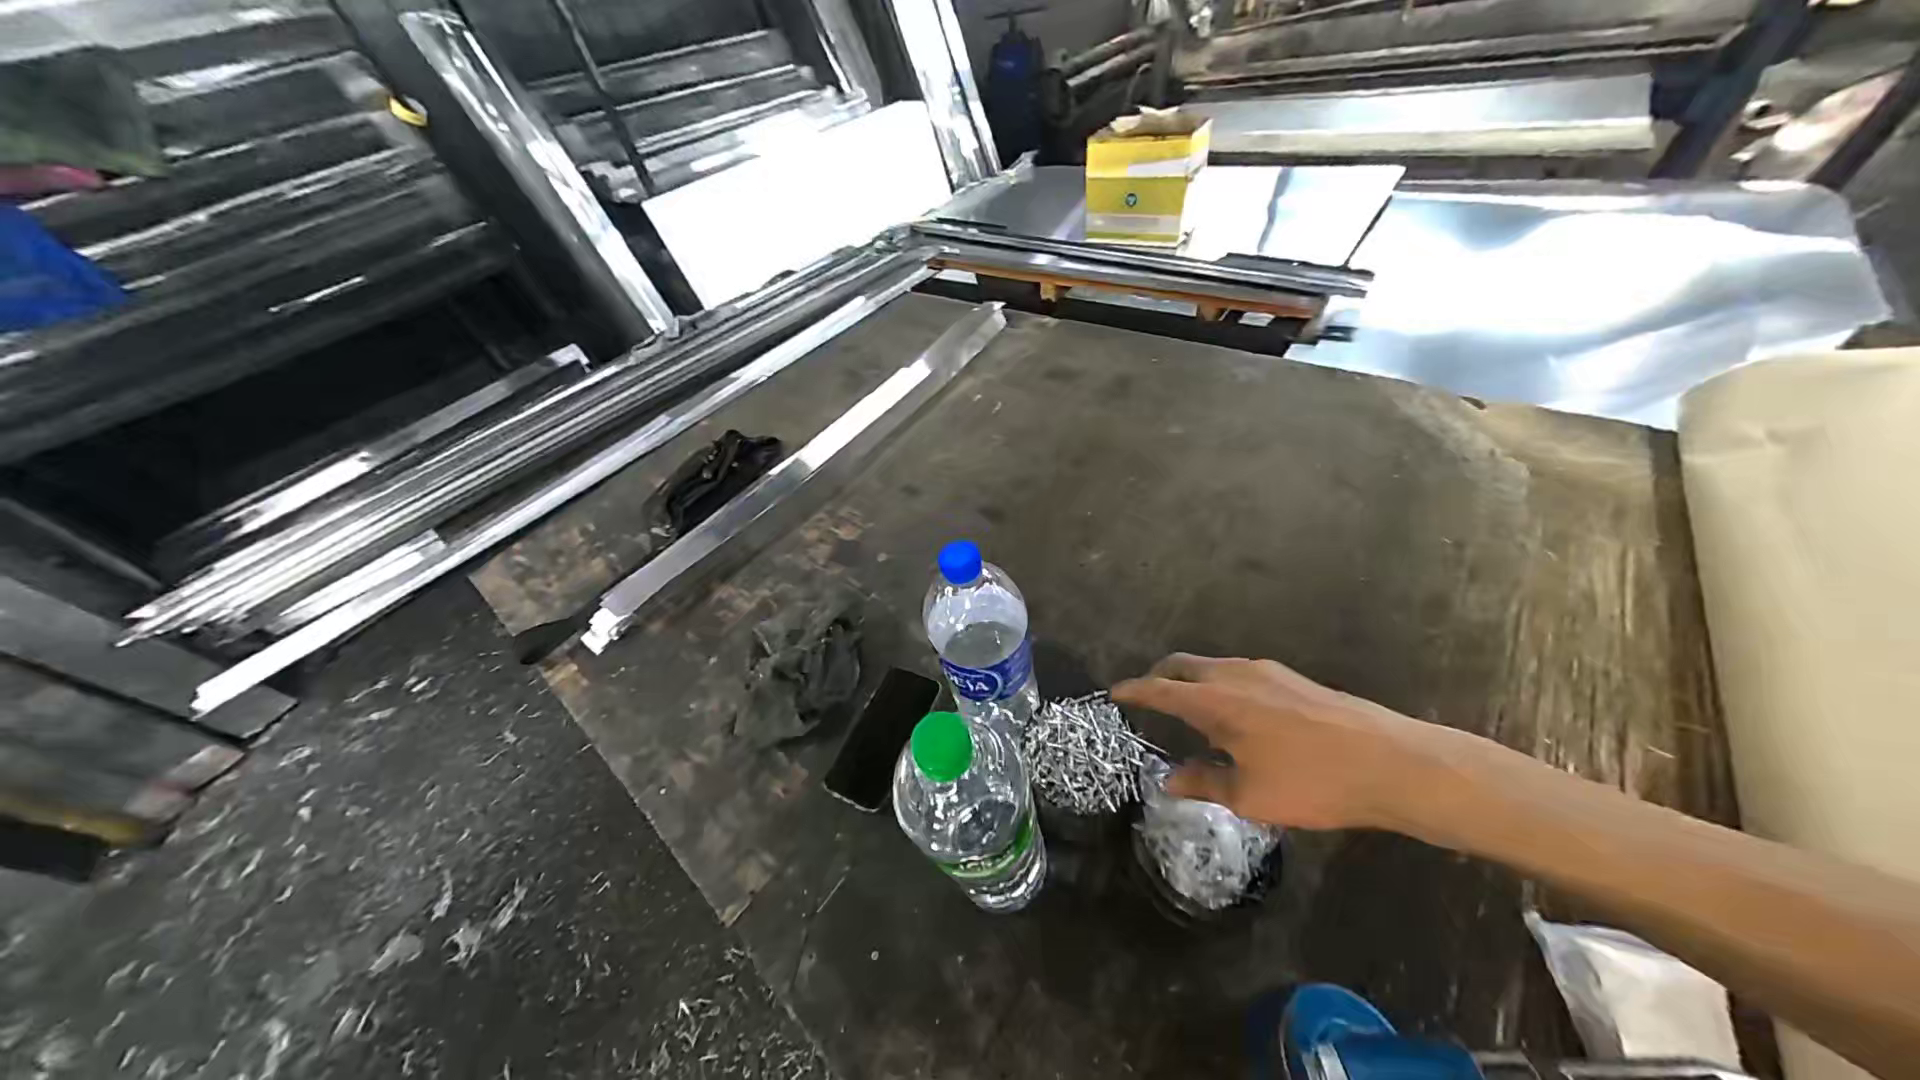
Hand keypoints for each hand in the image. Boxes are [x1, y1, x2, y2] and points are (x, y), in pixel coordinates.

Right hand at [1111, 653, 1468, 830]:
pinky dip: (1219, 684)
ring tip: (1189, 710)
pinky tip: (1235, 714)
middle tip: (1146, 697)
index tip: (1115, 693)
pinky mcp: (1293, 678)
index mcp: (1217, 701)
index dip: (1134, 691)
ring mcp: (1267, 672)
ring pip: (1213, 666)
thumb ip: (1203, 783)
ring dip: (1191, 680)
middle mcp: (1236, 675)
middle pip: (1183, 665)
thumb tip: (1168, 780)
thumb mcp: (1250, 796)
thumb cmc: (1313, 782)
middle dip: (1158, 677)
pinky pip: (1239, 673)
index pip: (1161, 689)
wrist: (1393, 762)